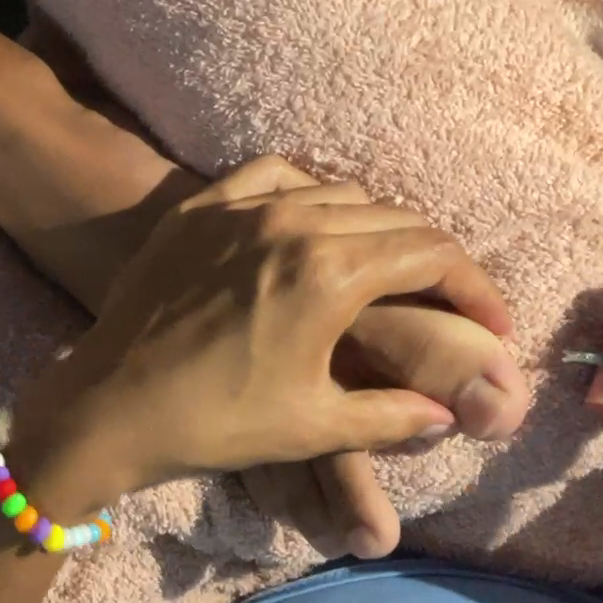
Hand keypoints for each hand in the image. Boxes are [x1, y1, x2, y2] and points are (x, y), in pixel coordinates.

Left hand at [22, 28, 526, 555]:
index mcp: (328, 274)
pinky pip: (269, 176)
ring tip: (380, 263)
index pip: (432, 253)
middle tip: (442, 297)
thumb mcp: (314, 426)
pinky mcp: (196, 210)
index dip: (475, 286)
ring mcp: (237, 208)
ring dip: (372, 223)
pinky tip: (308, 217)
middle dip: (431, 256)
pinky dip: (304, 191)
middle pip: (392, 217)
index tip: (492, 321)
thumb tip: (445, 414)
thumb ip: (393, 416)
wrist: (110, 404)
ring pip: (335, 191)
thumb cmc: (213, 421)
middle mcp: (289, 223)